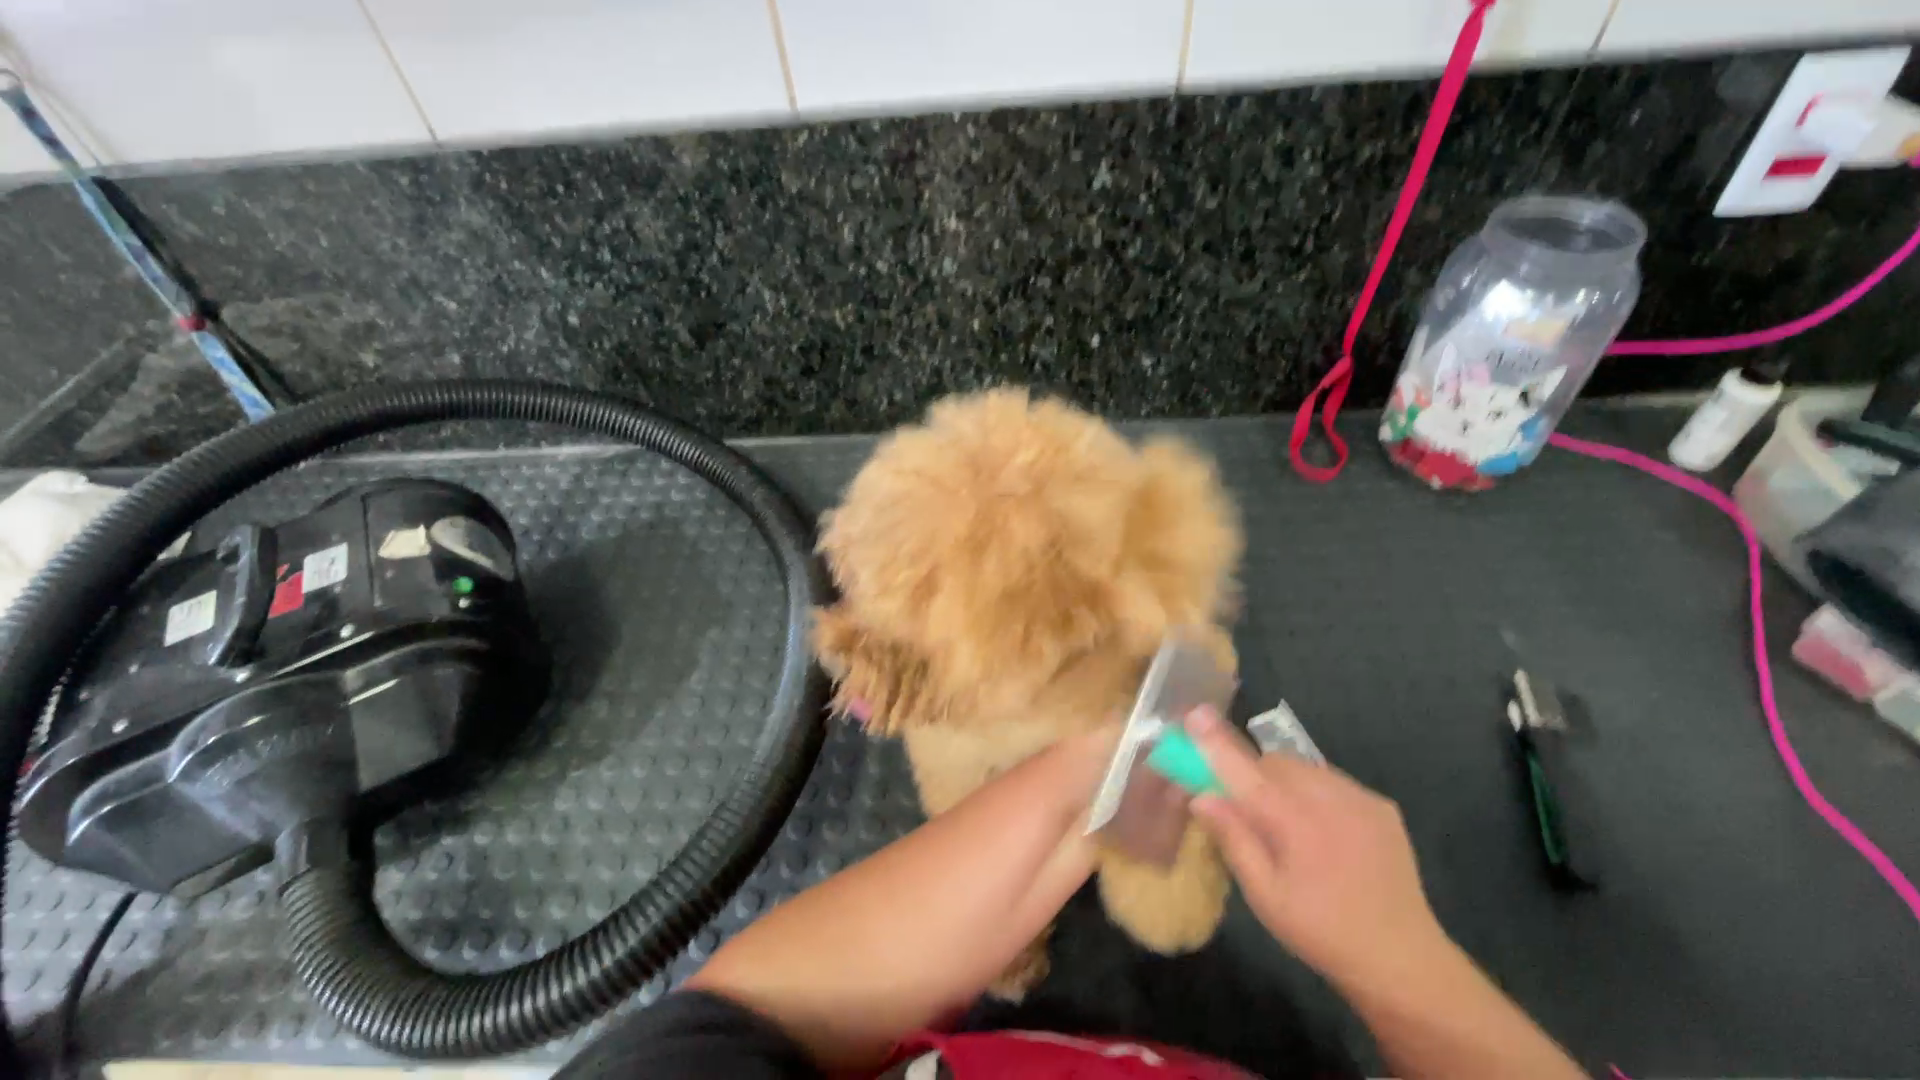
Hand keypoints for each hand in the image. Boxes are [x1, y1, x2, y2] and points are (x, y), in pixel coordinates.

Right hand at [1185, 707, 1451, 993]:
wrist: (1402, 958)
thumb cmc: (1320, 931)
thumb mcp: (1265, 896)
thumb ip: (1234, 840)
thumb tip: (1202, 796)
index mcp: (1294, 822)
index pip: (1244, 770)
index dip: (1216, 742)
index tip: (1195, 714)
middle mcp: (1329, 798)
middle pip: (1275, 762)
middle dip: (1253, 775)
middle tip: (1247, 811)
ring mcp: (1360, 799)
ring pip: (1305, 768)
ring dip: (1285, 782)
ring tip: (1289, 827)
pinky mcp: (1382, 807)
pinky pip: (1334, 782)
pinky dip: (1316, 793)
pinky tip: (1324, 832)